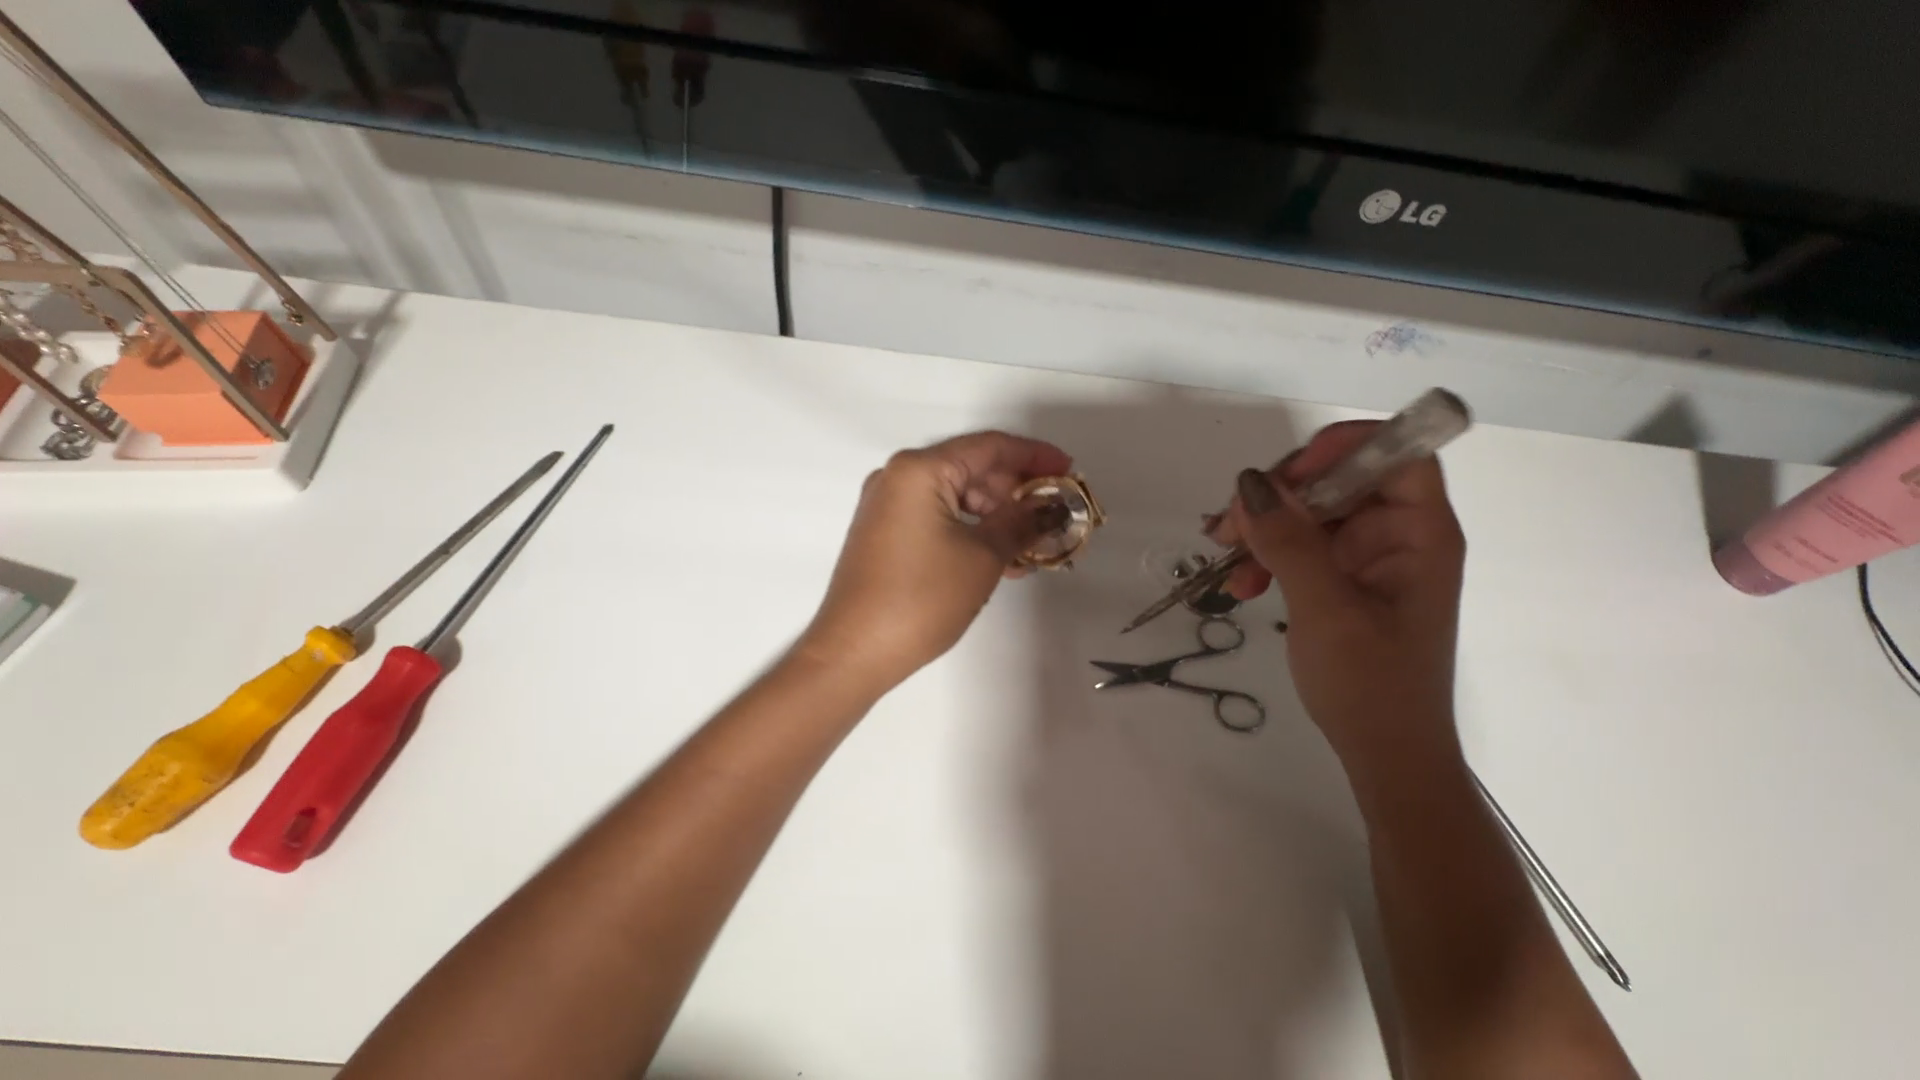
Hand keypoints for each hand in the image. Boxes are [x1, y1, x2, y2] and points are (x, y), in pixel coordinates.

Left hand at [798, 431, 1072, 692]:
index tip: (1071, 472)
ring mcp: (887, 506)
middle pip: (972, 470)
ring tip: (1035, 546)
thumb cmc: (921, 598)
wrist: (854, 652)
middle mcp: (898, 477)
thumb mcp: (982, 558)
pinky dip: (972, 531)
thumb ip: (1022, 523)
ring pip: (957, 497)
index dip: (1035, 456)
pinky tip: (1003, 558)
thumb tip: (1053, 507)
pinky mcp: (885, 534)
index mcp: (919, 470)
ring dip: (997, 517)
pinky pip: (939, 518)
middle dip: (1018, 492)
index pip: (990, 447)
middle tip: (1056, 516)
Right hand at [1213, 422, 1465, 767]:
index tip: (1286, 475)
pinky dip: (1267, 556)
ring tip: (1223, 555)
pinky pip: (1301, 547)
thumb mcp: (1326, 610)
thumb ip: (1290, 542)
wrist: (1385, 754)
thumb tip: (1251, 482)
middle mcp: (1399, 536)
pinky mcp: (1343, 582)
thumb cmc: (1371, 685)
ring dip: (1264, 527)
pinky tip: (1240, 583)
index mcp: (1420, 534)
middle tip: (1230, 522)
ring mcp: (1369, 559)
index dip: (1344, 448)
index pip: (1397, 454)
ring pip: (1312, 513)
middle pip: (1341, 480)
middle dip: (1281, 495)